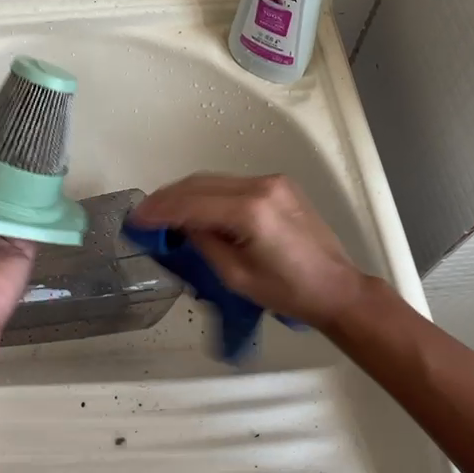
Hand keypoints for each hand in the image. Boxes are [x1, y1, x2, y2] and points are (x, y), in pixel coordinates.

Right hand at [132, 174, 371, 329]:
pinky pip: (233, 183)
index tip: (136, 218)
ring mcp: (271, 181)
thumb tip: (182, 226)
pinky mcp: (278, 183)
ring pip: (215, 179)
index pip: (193, 203)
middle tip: (144, 213)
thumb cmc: (289, 293)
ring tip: (164, 210)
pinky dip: (209, 192)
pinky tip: (196, 206)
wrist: (337, 288)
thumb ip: (204, 244)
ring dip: (187, 192)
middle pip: (200, 183)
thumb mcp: (236, 277)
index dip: (160, 209)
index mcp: (251, 211)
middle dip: (169, 196)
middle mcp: (260, 186)